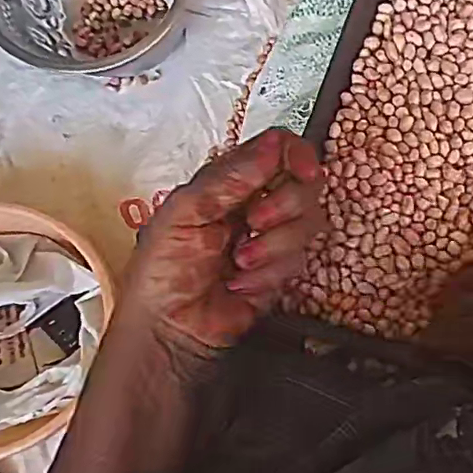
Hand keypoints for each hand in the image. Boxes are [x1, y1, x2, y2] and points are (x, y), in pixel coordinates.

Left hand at [114, 128, 325, 360]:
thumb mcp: (184, 212)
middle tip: (254, 224)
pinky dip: (269, 274)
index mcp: (230, 181)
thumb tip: (273, 146)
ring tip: (240, 262)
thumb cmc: (163, 268)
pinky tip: (241, 284)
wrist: (170, 326)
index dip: (298, 155)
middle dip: (284, 205)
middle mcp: (258, 203)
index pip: (279, 150)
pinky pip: (298, 261)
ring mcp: (274, 237)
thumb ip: (229, 178)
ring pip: (309, 224)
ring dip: (274, 245)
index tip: (303, 171)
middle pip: (305, 185)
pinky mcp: (283, 270)